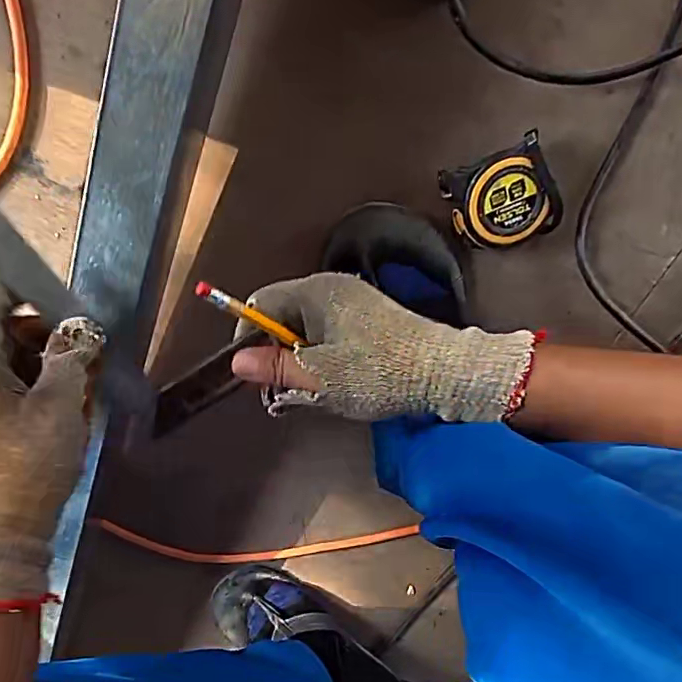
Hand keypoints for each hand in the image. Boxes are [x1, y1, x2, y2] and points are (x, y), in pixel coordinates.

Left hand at [0, 283, 102, 605]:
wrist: (1, 531)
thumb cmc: (29, 464)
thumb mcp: (60, 405)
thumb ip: (70, 358)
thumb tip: (78, 329)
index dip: (16, 293)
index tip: (55, 298)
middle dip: (30, 327)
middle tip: (71, 339)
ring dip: (30, 354)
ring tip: (70, 368)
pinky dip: (24, 378)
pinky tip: (55, 395)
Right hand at [228, 273, 533, 422]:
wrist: (445, 373)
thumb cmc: (380, 372)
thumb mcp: (319, 378)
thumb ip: (274, 368)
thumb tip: (237, 362)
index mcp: (315, 292)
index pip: (259, 303)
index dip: (247, 337)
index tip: (252, 371)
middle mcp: (332, 289)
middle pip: (281, 317)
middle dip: (274, 355)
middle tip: (281, 391)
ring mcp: (352, 303)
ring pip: (304, 330)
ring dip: (298, 362)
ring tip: (309, 393)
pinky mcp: (368, 320)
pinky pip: (328, 334)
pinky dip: (321, 358)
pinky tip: (332, 384)